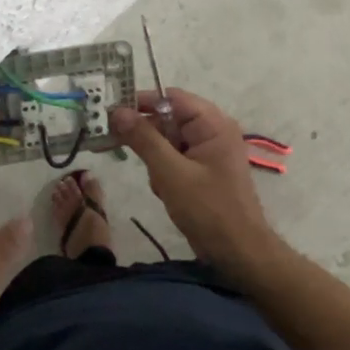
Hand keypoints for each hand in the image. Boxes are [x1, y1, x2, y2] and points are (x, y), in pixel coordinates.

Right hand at [111, 88, 277, 267]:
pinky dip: (164, 174)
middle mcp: (212, 132)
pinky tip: (167, 193)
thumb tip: (118, 111)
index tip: (111, 114)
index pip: (171, 97)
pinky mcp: (201, 171)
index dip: (141, 102)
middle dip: (147, 138)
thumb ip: (144, 139)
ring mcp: (207, 153)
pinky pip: (173, 161)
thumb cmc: (208, 209)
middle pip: (167, 119)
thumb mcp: (171, 173)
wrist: (237, 252)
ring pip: (166, 143)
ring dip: (156, 162)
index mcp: (213, 124)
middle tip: (118, 147)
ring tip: (162, 184)